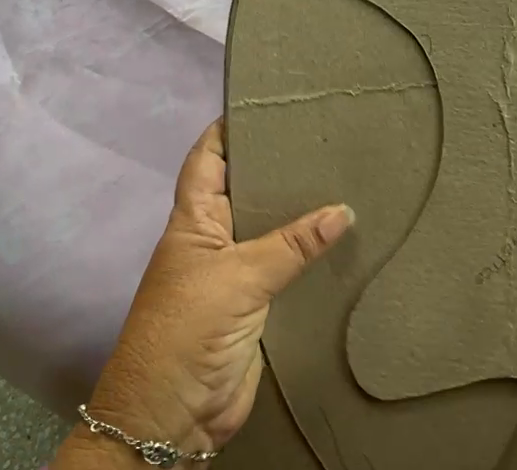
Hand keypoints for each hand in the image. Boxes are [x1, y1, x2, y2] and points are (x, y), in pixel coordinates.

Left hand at [53, 120, 352, 465]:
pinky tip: (345, 232)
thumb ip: (292, 244)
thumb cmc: (185, 333)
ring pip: (271, 225)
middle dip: (278, 161)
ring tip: (345, 173)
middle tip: (327, 132)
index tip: (268, 100)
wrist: (171, 417)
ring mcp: (237, 270)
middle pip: (246, 186)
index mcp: (195, 221)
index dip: (229, 127)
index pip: (208, 158)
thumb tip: (345, 209)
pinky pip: (288, 263)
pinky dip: (312, 248)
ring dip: (300, 206)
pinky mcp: (258, 301)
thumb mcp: (237, 280)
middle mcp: (215, 238)